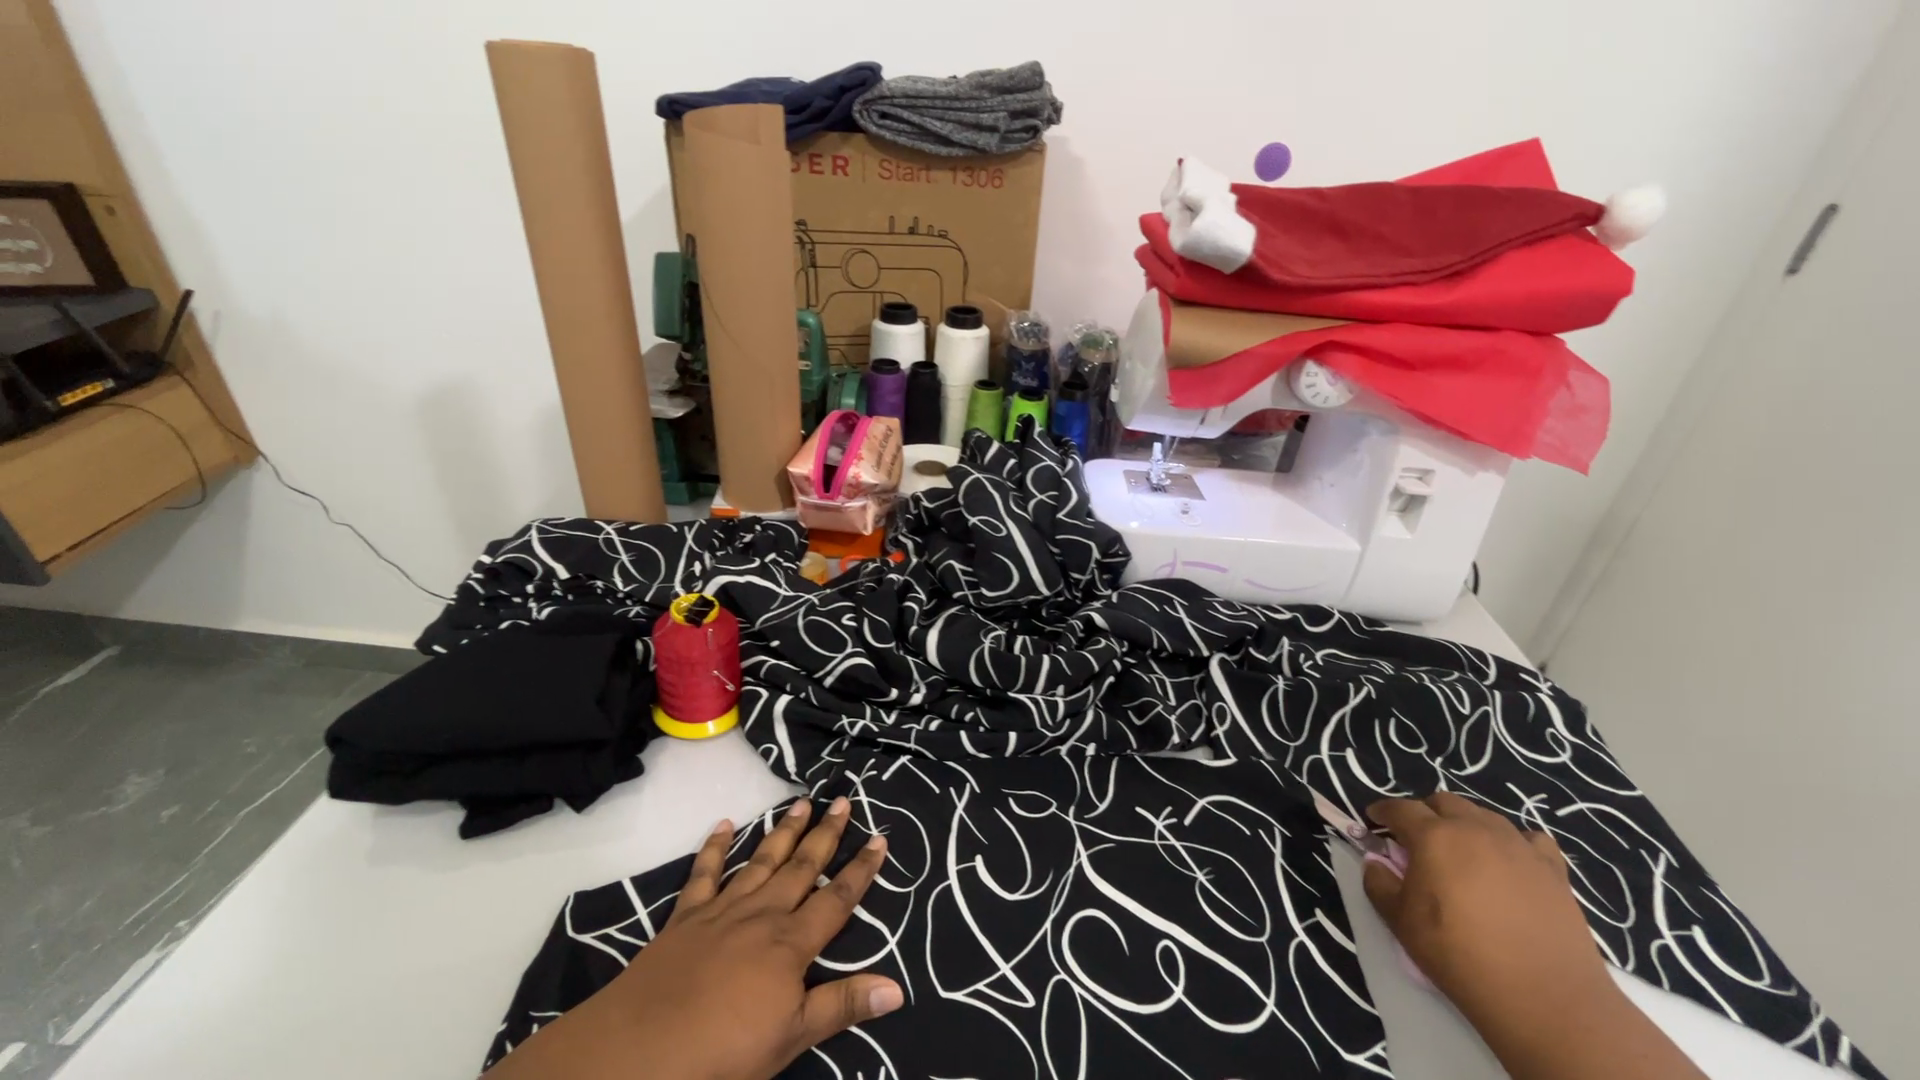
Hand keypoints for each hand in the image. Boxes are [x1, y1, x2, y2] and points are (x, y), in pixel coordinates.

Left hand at [485, 797, 901, 1079]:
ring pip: (760, 862)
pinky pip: (704, 874)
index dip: (861, 870)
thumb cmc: (724, 1051)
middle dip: (825, 835)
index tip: (879, 838)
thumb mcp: (791, 1037)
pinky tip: (723, 826)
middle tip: (842, 801)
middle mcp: (761, 915)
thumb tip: (897, 988)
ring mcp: (721, 912)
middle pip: (801, 868)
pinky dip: (714, 848)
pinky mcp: (685, 918)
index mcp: (790, 944)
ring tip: (800, 803)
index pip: (836, 899)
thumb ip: (842, 1005)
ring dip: (782, 832)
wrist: (640, 1049)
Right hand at [1362, 793, 1614, 1031]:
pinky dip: (1512, 842)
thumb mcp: (1400, 922)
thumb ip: (1379, 883)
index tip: (1373, 819)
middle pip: (1444, 802)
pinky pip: (1528, 838)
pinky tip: (1509, 863)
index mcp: (1434, 837)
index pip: (1401, 809)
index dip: (1383, 811)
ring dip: (1464, 824)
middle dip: (1424, 813)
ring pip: (1484, 815)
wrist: (1541, 993)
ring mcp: (1519, 845)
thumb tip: (1376, 862)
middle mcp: (1476, 828)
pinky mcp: (1552, 868)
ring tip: (1461, 853)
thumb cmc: (1458, 954)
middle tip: (1416, 840)